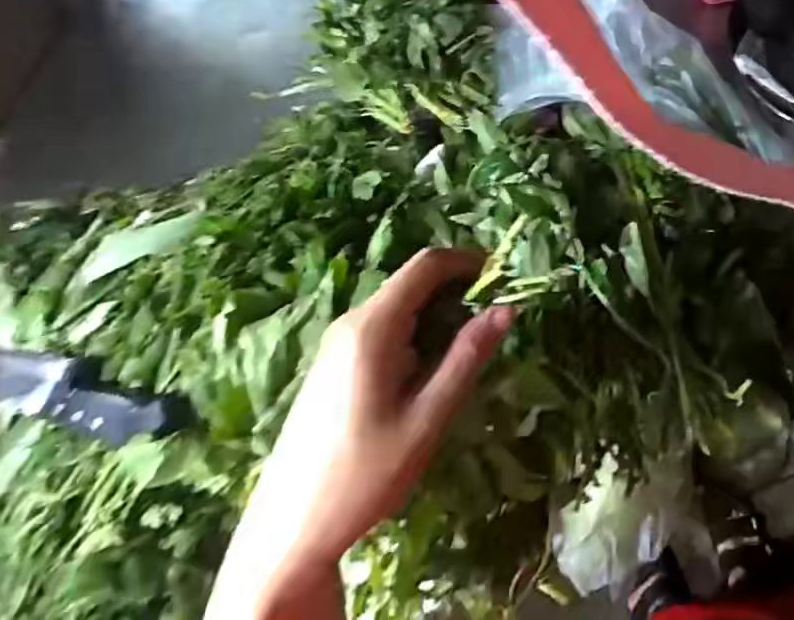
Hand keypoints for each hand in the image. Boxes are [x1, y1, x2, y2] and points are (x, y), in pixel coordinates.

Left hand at [206, 249, 513, 618]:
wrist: (286, 532)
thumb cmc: (362, 476)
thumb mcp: (426, 419)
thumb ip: (466, 357)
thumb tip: (506, 308)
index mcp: (372, 327)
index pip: (426, 265)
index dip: (468, 261)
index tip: (503, 278)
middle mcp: (351, 322)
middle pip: (412, 281)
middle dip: (456, 290)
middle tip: (491, 323)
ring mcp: (337, 342)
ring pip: (398, 305)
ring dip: (437, 314)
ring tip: (465, 353)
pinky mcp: (333, 362)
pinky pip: (383, 327)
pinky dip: (415, 332)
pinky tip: (426, 374)